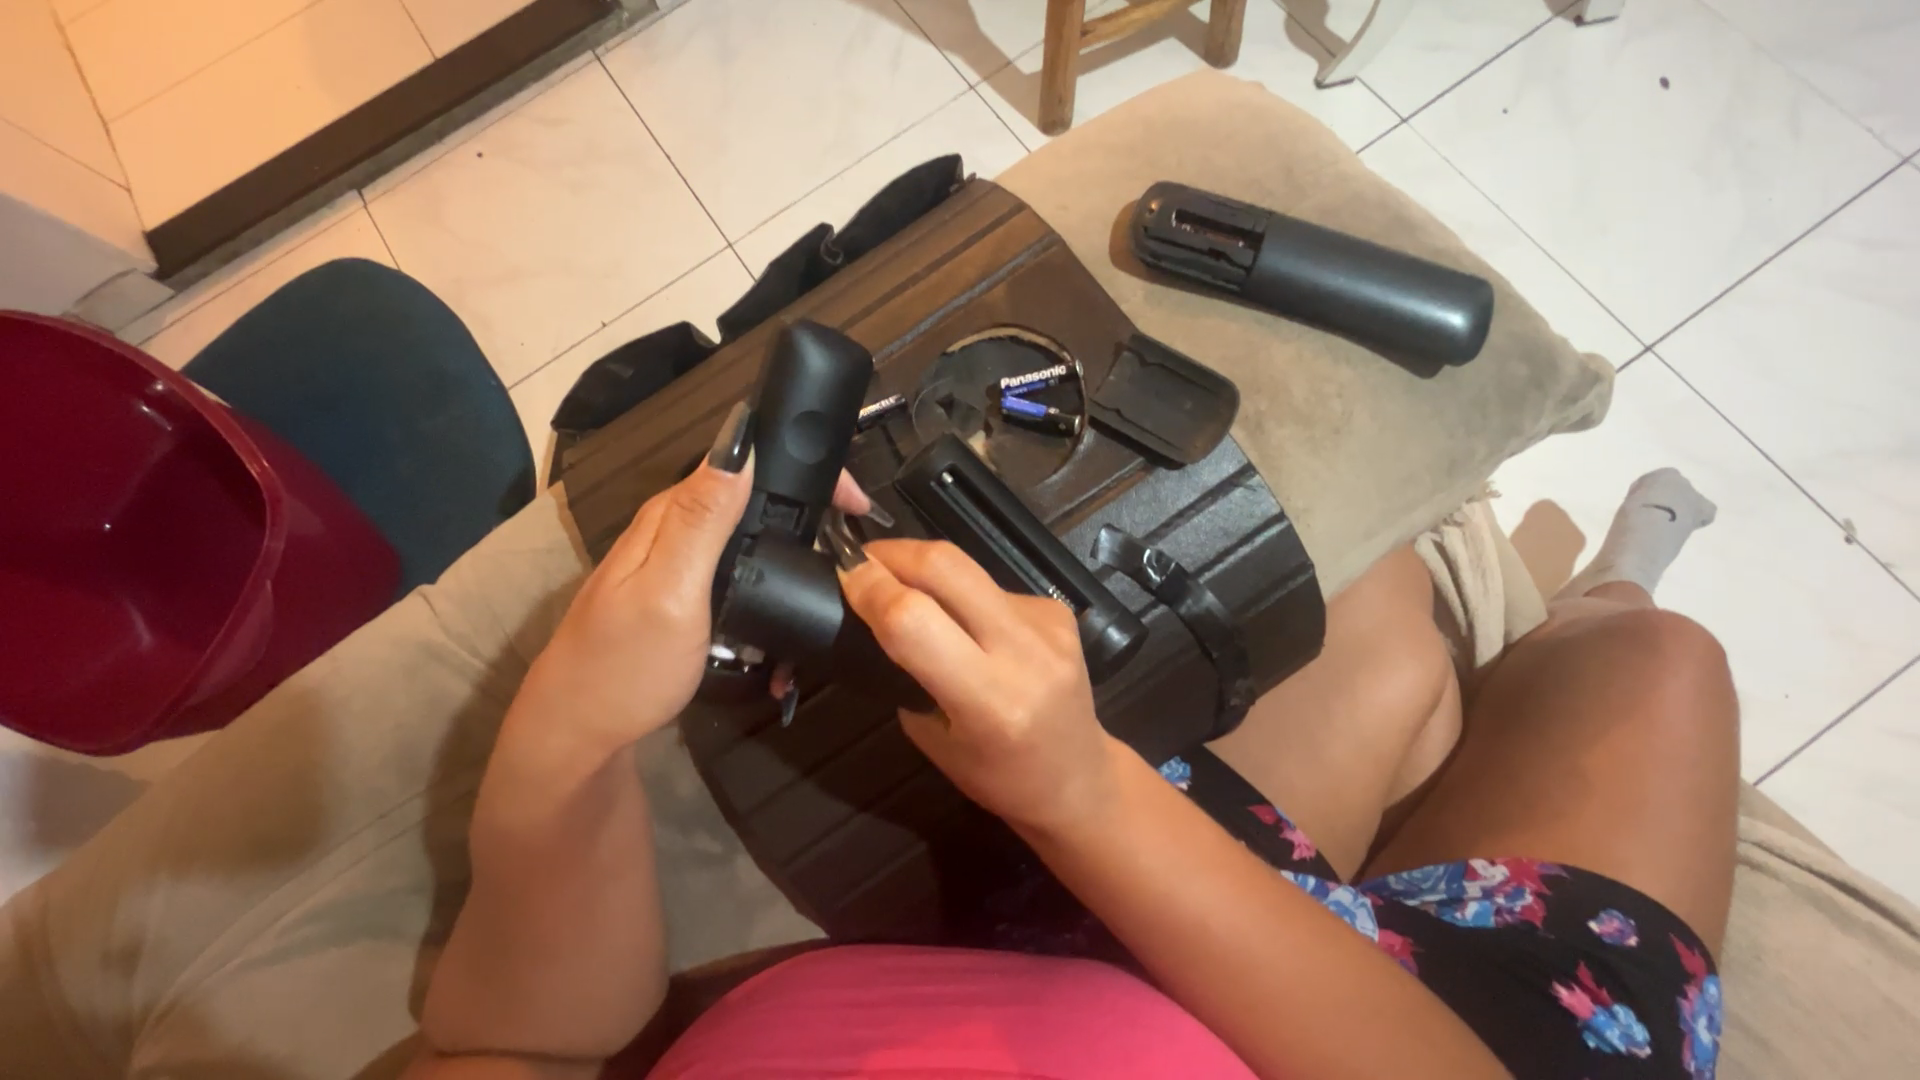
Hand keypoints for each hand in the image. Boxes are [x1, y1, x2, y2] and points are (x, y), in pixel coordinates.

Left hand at [513, 403, 872, 759]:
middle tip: (854, 535)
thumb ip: (704, 518)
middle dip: (807, 506)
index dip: (802, 469)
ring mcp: (677, 563)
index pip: (743, 463)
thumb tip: (739, 440)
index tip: (855, 501)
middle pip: (750, 496)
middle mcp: (673, 528)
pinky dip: (767, 578)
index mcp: (671, 514)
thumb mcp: (671, 588)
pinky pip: (736, 571)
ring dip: (791, 544)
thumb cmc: (628, 664)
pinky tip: (785, 598)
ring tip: (833, 566)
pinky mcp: (683, 595)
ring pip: (747, 536)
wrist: (581, 733)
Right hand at [840, 539, 1119, 835]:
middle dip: (893, 553)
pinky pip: (993, 587)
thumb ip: (906, 671)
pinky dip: (965, 596)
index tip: (843, 575)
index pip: (914, 621)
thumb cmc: (997, 776)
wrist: (1078, 777)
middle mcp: (1024, 653)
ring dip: (927, 571)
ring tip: (909, 591)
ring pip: (969, 569)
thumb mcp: (932, 738)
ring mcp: (1047, 625)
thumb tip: (876, 608)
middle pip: (946, 566)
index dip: (870, 588)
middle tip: (864, 561)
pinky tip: (966, 622)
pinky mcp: (1059, 610)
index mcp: (988, 700)